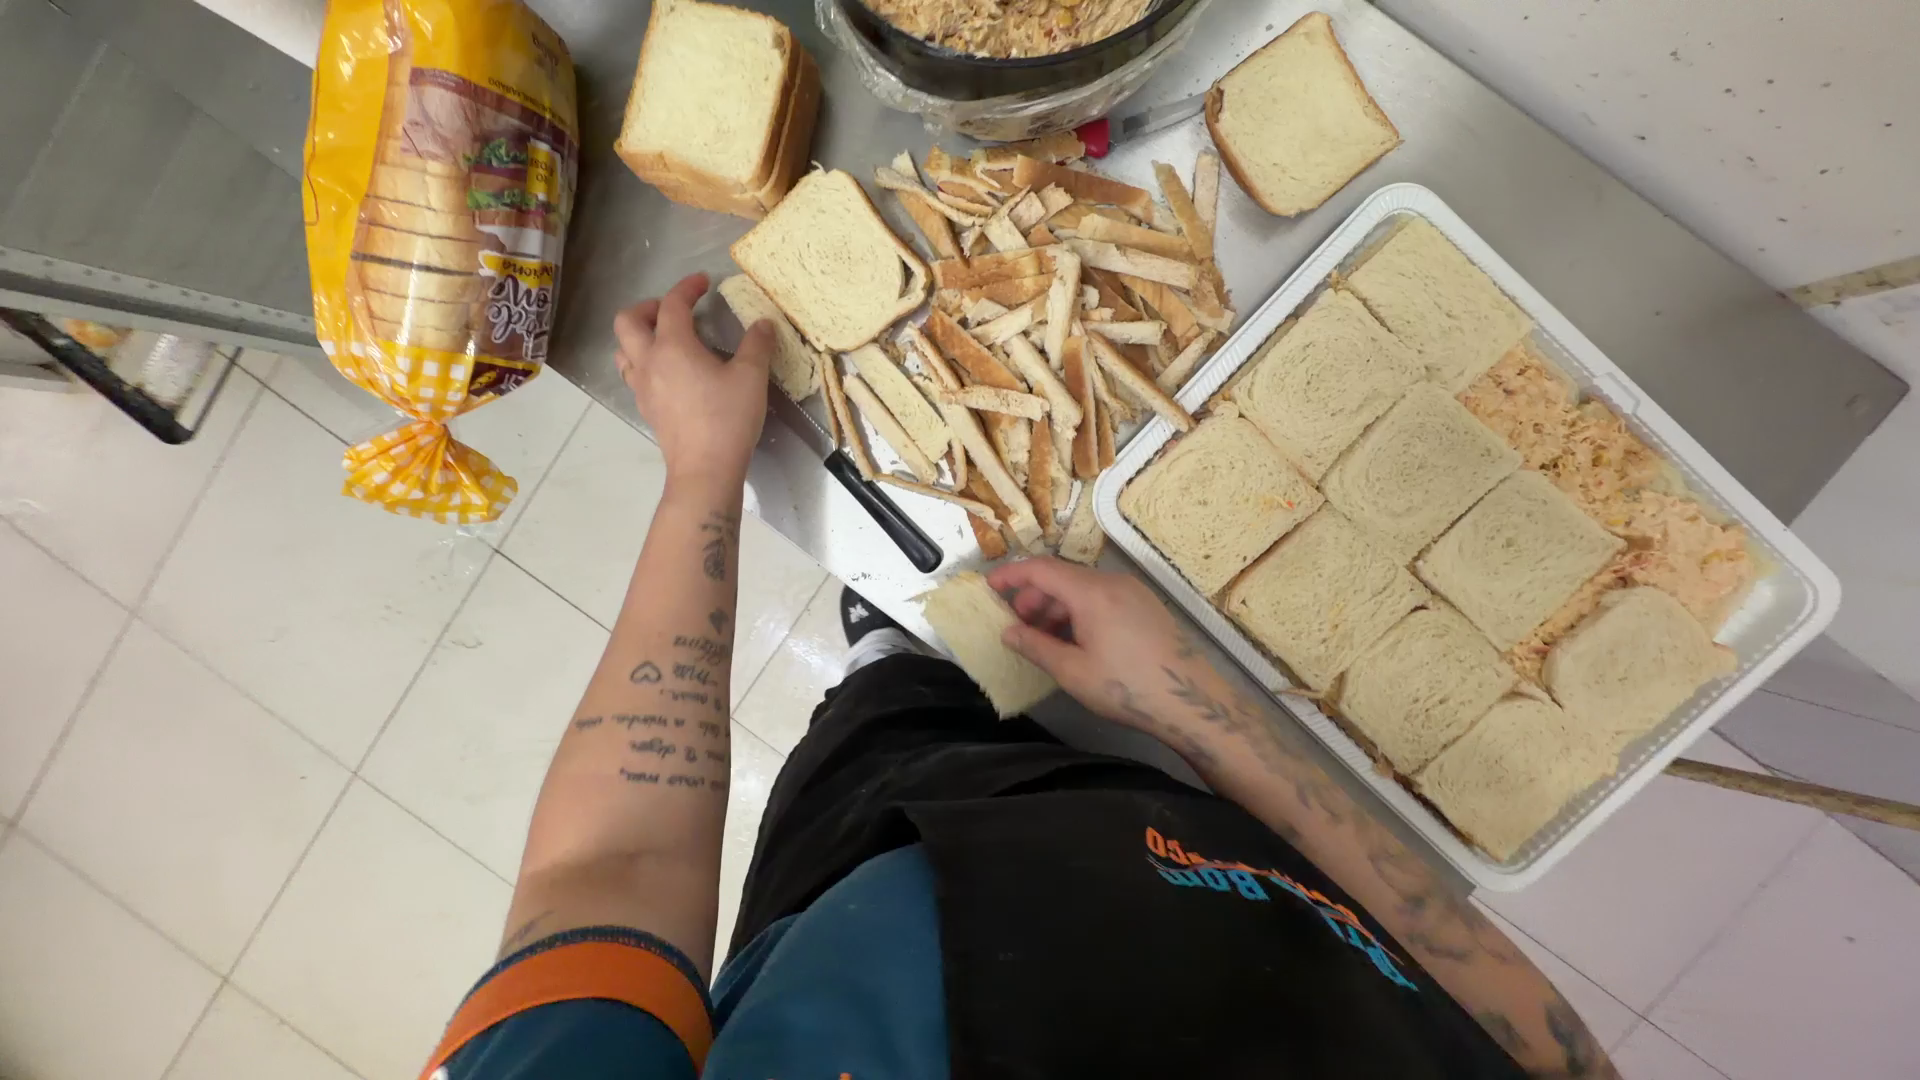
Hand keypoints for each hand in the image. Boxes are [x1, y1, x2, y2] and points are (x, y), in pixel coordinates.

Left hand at [613, 273, 774, 487]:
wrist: (705, 469)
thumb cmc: (728, 419)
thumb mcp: (751, 378)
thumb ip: (757, 346)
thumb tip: (763, 324)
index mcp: (673, 346)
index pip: (672, 305)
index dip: (687, 288)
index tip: (704, 281)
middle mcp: (649, 362)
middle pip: (628, 321)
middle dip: (648, 307)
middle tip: (673, 310)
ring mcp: (643, 388)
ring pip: (623, 350)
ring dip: (639, 337)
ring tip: (664, 340)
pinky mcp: (648, 409)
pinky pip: (634, 376)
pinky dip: (645, 363)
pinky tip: (669, 374)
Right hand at [989, 558, 1242, 759]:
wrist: (1192, 700)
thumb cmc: (1127, 686)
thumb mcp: (1072, 671)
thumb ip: (1035, 647)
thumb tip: (1007, 633)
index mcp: (1091, 592)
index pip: (1041, 569)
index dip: (1011, 575)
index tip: (989, 588)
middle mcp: (1112, 582)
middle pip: (1061, 577)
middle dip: (1033, 598)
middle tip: (1017, 627)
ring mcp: (1132, 592)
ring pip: (1081, 588)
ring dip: (1056, 607)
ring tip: (1043, 639)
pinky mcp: (1145, 606)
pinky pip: (1101, 598)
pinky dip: (1078, 611)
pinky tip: (1074, 640)